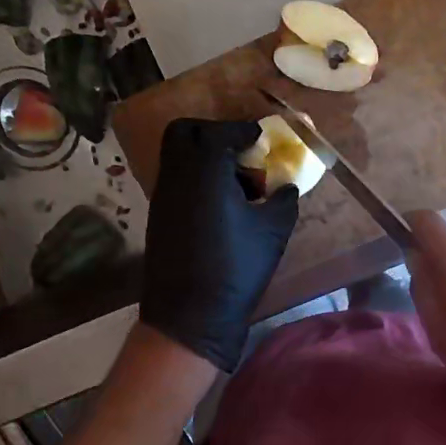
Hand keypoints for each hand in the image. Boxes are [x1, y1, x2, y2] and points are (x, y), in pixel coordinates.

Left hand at [140, 119, 298, 370]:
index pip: (220, 132)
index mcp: (205, 170)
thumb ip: (283, 201)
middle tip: (238, 150)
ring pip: (176, 157)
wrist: (192, 314)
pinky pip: (175, 181)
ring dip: (203, 158)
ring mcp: (162, 196)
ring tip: (235, 183)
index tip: (259, 137)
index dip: (242, 130)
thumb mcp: (272, 232)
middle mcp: (176, 175)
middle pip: (183, 132)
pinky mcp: (158, 217)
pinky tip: (220, 206)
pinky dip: (195, 180)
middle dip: (211, 133)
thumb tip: (287, 188)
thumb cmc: (237, 268)